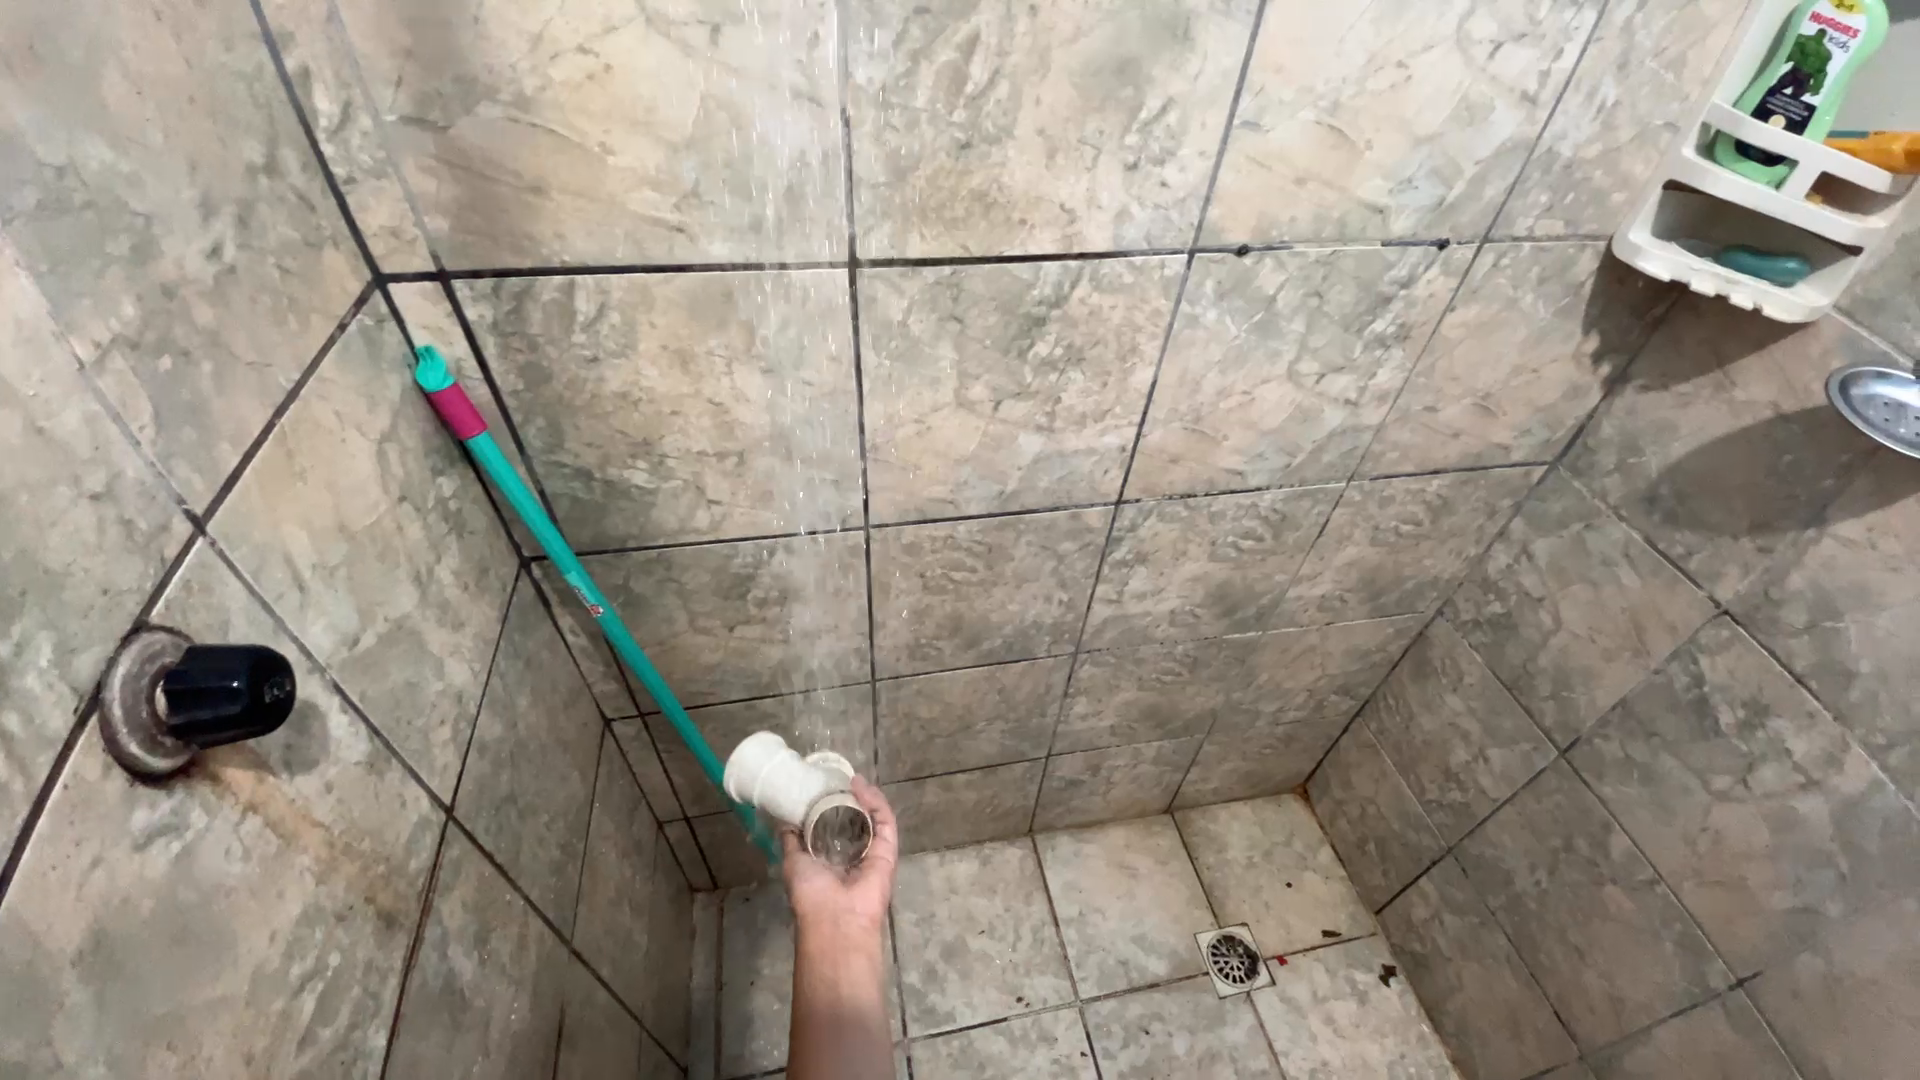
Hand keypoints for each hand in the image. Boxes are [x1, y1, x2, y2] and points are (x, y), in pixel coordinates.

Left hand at [781, 776, 897, 942]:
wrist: (836, 920)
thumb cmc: (810, 893)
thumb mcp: (793, 861)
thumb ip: (791, 839)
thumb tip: (784, 818)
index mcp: (832, 858)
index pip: (835, 826)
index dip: (831, 805)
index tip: (824, 786)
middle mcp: (854, 854)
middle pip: (857, 819)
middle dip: (850, 798)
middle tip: (840, 779)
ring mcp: (873, 851)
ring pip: (873, 817)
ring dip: (865, 796)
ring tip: (853, 780)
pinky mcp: (888, 849)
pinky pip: (885, 821)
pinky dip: (876, 802)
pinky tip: (862, 787)